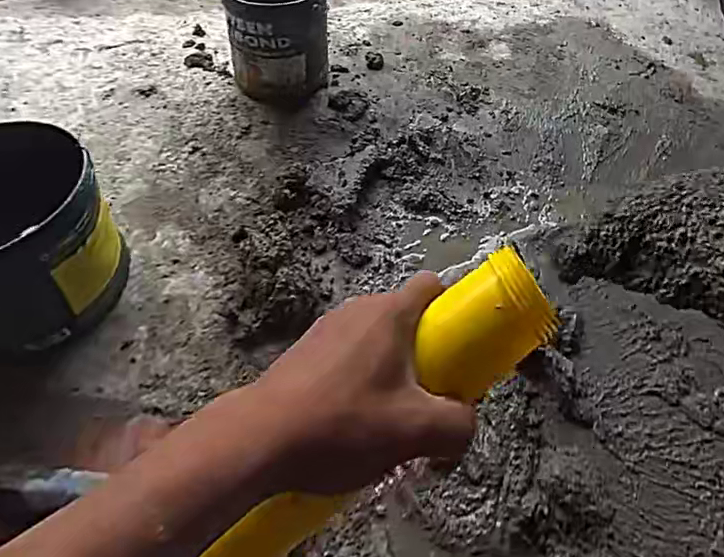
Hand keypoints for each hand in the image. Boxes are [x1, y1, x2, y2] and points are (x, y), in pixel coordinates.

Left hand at [245, 273, 476, 494]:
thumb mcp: (413, 431)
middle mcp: (360, 307)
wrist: (258, 440)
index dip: (451, 310)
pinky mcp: (305, 350)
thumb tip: (465, 423)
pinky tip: (346, 422)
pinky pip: (346, 354)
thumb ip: (456, 425)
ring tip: (381, 418)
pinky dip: (356, 379)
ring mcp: (329, 326)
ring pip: (375, 338)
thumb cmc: (341, 423)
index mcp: (391, 312)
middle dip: (421, 354)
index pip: (433, 285)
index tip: (455, 347)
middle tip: (421, 398)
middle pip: (406, 318)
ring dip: (387, 370)